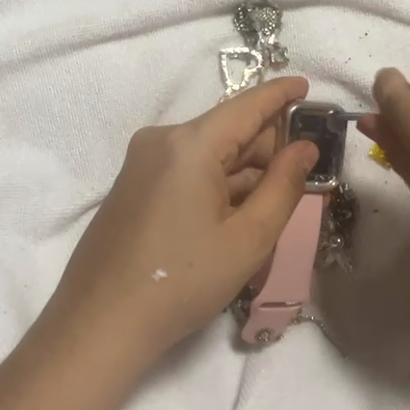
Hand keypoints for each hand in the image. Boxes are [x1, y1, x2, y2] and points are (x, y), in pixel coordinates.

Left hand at [36, 78, 318, 363]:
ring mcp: (143, 163)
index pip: (246, 106)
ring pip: (210, 155)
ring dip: (246, 173)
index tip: (309, 86)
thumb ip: (284, 186)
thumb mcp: (248, 239)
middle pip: (228, 131)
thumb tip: (305, 147)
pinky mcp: (135, 186)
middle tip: (309, 170)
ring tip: (280, 201)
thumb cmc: (182, 281)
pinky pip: (187, 172)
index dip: (280, 94)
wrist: (100, 323)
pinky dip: (218, 185)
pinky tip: (240, 215)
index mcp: (189, 143)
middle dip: (269, 148)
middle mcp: (162, 140)